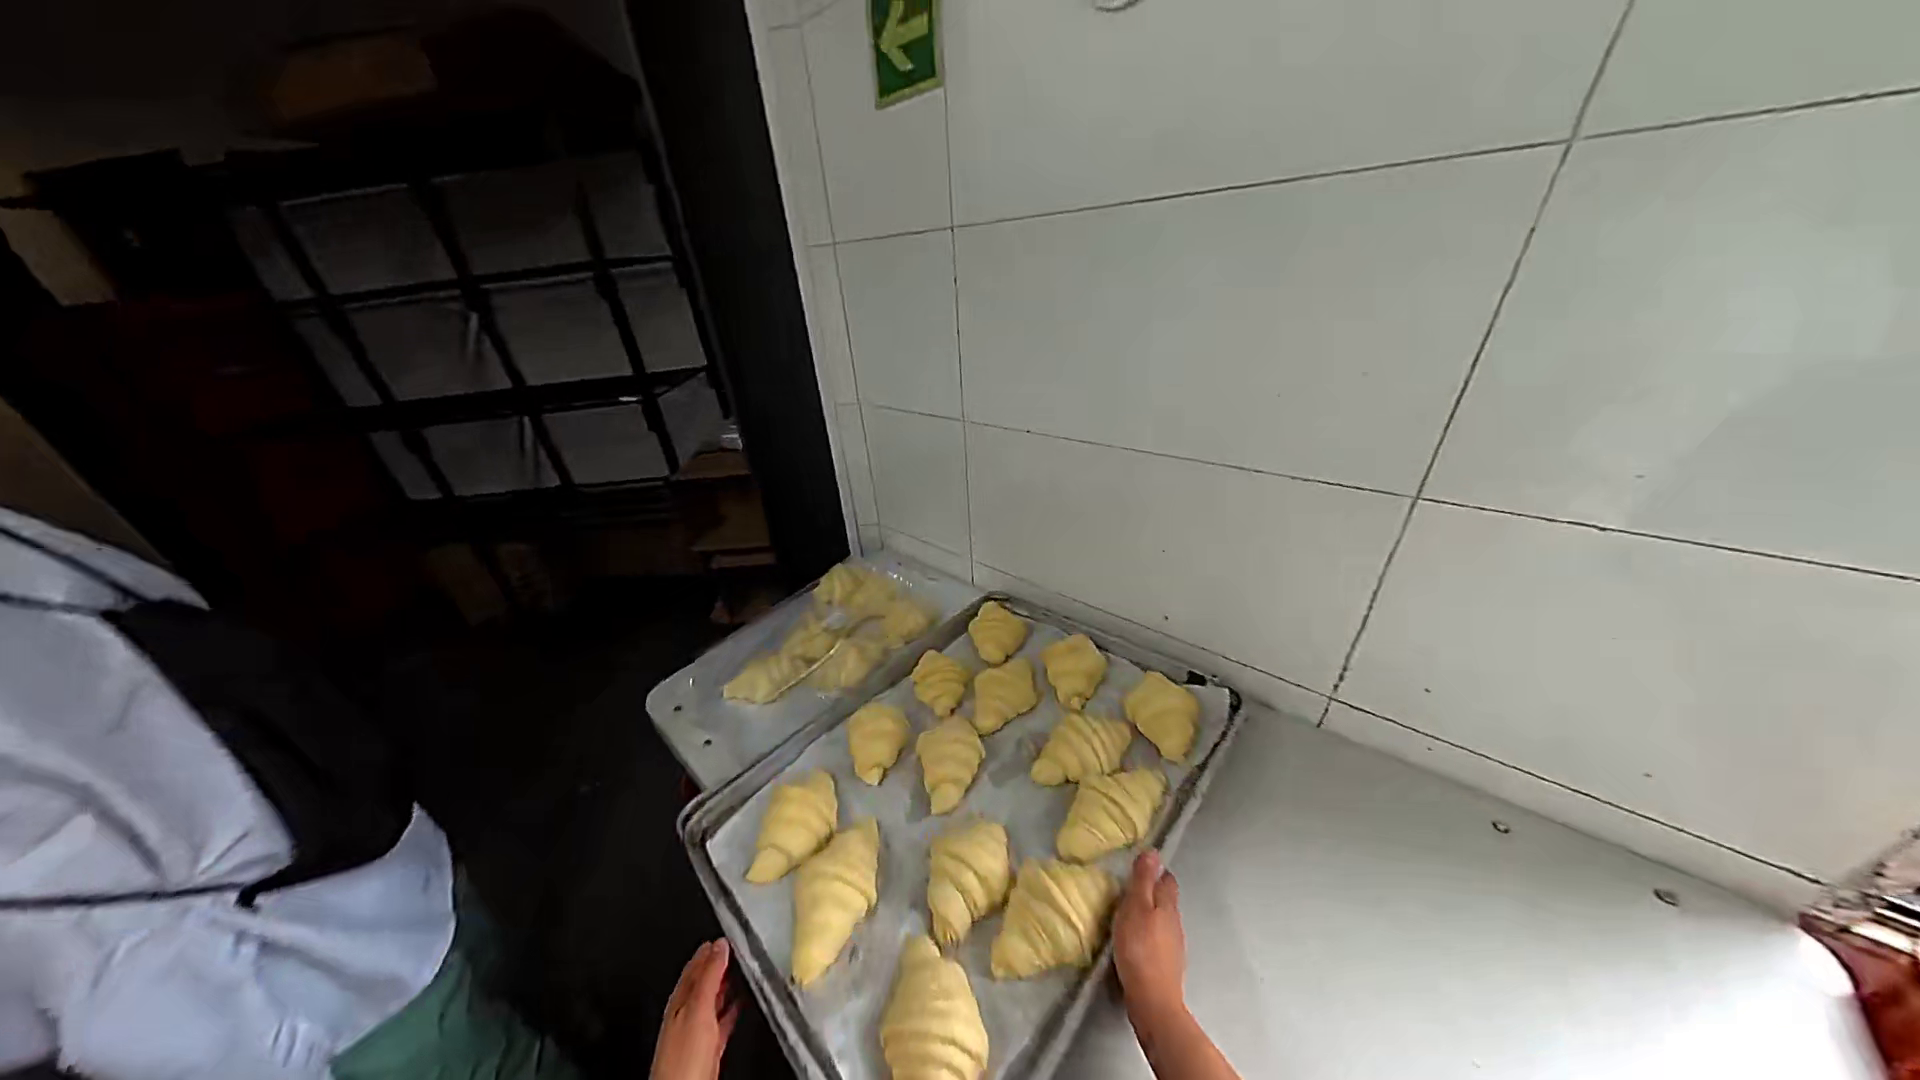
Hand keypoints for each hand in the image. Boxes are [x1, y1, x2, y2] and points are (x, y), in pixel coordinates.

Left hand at [651, 939, 740, 1079]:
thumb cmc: (683, 1059)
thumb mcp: (698, 1008)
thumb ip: (710, 976)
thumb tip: (719, 945)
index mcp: (679, 1002)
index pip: (694, 968)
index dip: (707, 952)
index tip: (723, 937)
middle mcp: (686, 1015)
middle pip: (704, 983)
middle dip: (717, 966)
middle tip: (734, 950)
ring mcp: (697, 1033)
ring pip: (713, 1001)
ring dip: (726, 986)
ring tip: (741, 971)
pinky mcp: (710, 1049)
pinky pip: (722, 1021)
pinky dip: (732, 1009)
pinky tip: (740, 1004)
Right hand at [1112, 850, 1185, 1024]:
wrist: (1153, 1000)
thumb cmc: (1140, 948)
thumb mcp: (1135, 907)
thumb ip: (1143, 880)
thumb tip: (1154, 851)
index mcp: (1168, 905)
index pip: (1167, 879)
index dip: (1155, 870)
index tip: (1139, 867)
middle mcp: (1175, 923)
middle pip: (1166, 899)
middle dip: (1150, 891)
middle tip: (1128, 888)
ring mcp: (1173, 946)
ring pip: (1162, 920)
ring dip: (1148, 914)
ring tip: (1127, 913)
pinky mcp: (1166, 964)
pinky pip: (1158, 939)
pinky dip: (1147, 934)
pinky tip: (1133, 941)